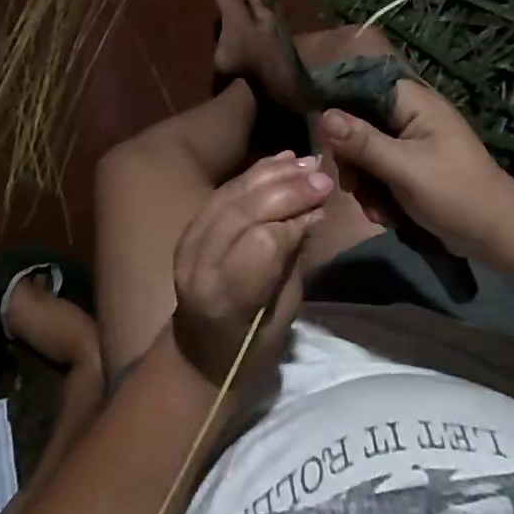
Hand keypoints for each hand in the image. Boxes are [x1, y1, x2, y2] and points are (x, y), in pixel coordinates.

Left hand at [172, 150, 334, 383]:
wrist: (200, 351)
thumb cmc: (253, 342)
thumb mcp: (285, 307)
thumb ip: (293, 255)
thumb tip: (316, 209)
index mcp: (226, 296)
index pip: (262, 240)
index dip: (295, 215)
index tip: (325, 199)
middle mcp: (199, 265)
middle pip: (244, 210)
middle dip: (287, 188)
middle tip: (322, 177)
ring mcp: (187, 244)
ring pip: (232, 194)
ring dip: (272, 173)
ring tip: (306, 163)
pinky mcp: (188, 228)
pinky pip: (223, 192)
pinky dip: (254, 174)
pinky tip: (281, 161)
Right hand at [320, 81, 513, 258]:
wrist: (498, 236)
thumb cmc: (456, 194)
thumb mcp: (404, 169)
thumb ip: (363, 142)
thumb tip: (323, 116)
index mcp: (413, 102)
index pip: (361, 88)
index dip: (340, 111)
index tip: (329, 143)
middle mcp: (409, 115)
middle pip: (357, 125)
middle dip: (353, 162)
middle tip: (353, 188)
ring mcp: (410, 143)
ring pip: (364, 153)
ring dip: (365, 185)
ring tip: (378, 212)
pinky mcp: (410, 167)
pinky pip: (378, 173)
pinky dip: (378, 195)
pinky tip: (387, 216)